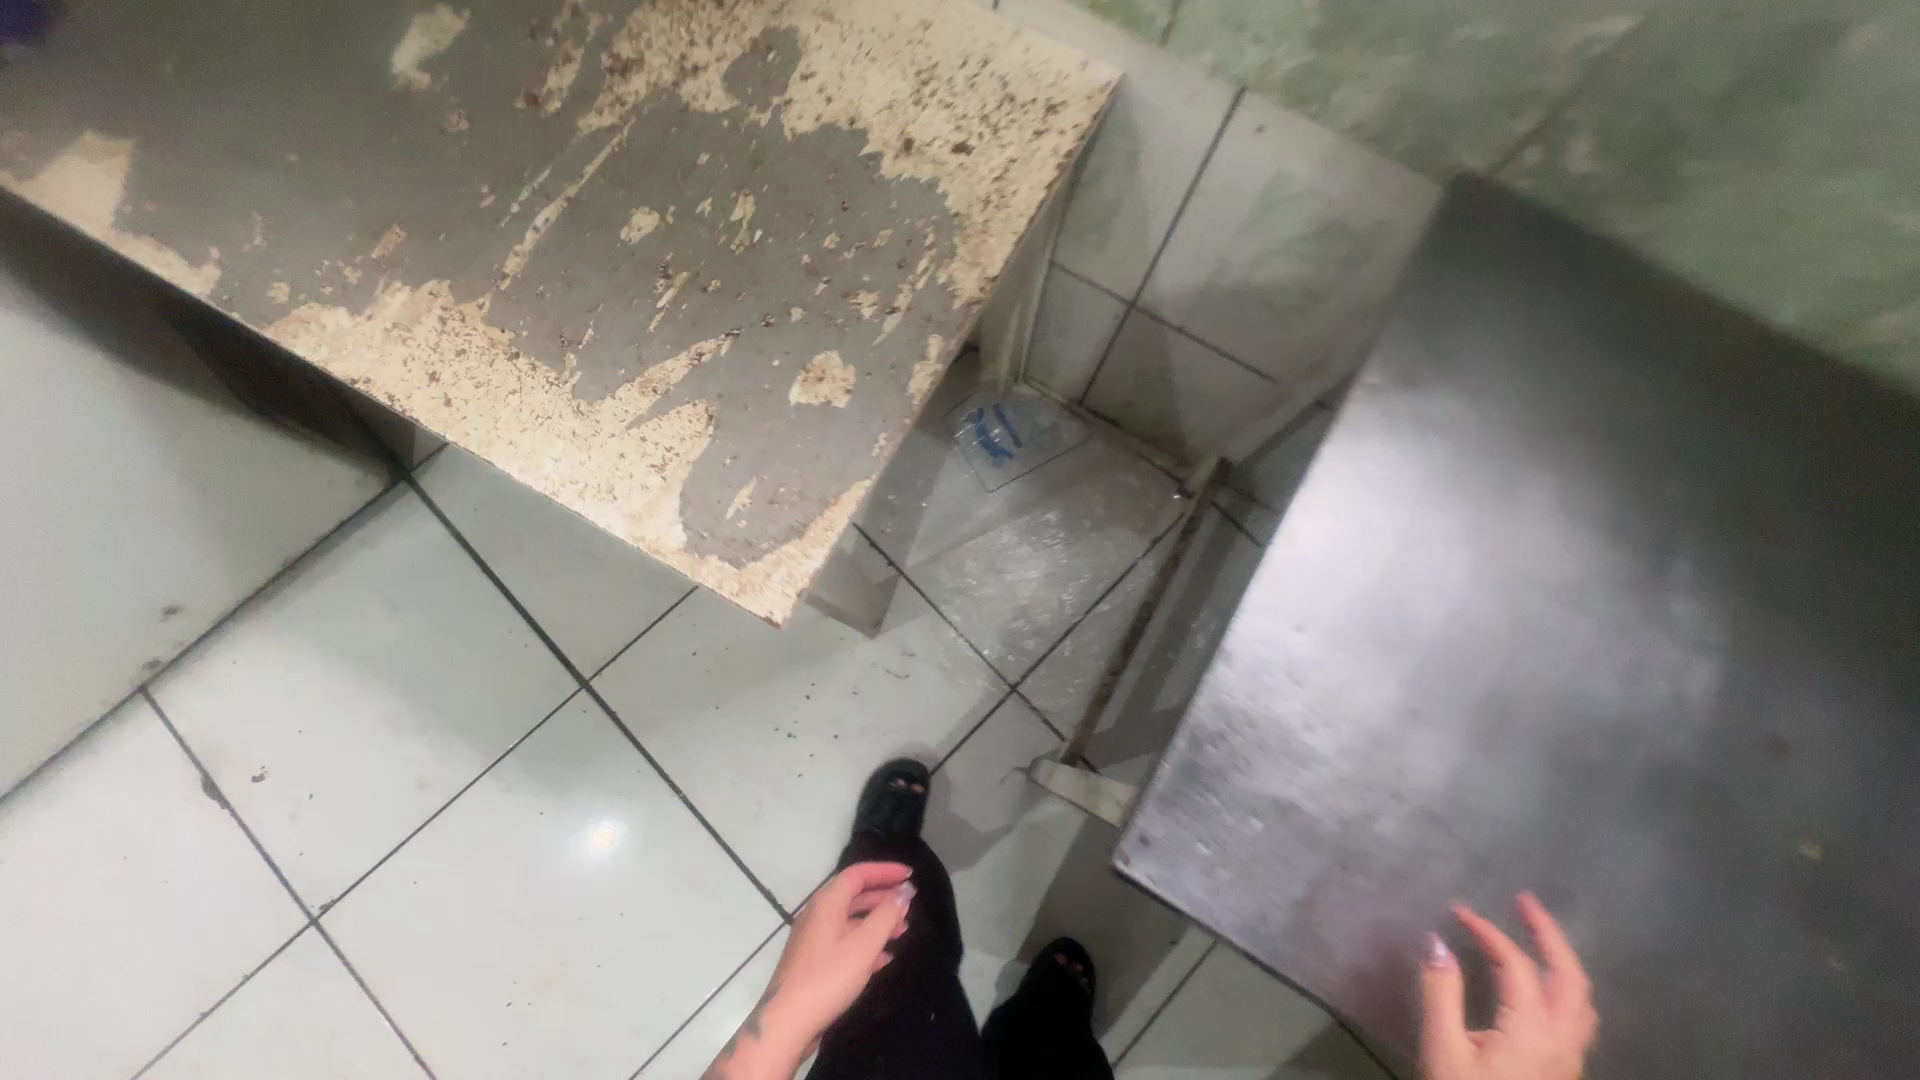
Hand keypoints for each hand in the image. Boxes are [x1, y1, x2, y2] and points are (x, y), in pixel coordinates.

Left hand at [764, 861, 915, 1047]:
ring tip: (903, 931)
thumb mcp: (863, 946)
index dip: (885, 871)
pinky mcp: (813, 963)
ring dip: (877, 923)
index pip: (858, 874)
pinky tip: (884, 959)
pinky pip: (844, 943)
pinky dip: (865, 945)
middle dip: (883, 898)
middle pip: (854, 896)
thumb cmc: (827, 978)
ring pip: (850, 921)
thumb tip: (904, 892)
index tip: (909, 875)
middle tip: (909, 904)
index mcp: (827, 903)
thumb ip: (886, 916)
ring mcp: (813, 940)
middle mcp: (818, 915)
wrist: (786, 1025)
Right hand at [1419, 892, 1596, 1079]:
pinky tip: (1540, 987)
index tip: (1455, 911)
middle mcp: (1562, 1043)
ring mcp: (1569, 1063)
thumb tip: (1435, 940)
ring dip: (1561, 961)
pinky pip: (1576, 1018)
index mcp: (1532, 1032)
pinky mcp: (1564, 1075)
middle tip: (1523, 901)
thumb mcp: (1443, 1049)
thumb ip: (1441, 992)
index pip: (1516, 965)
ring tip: (1536, 936)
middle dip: (1549, 935)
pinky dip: (1561, 986)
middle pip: (1571, 978)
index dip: (1488, 931)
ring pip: (1582, 1001)